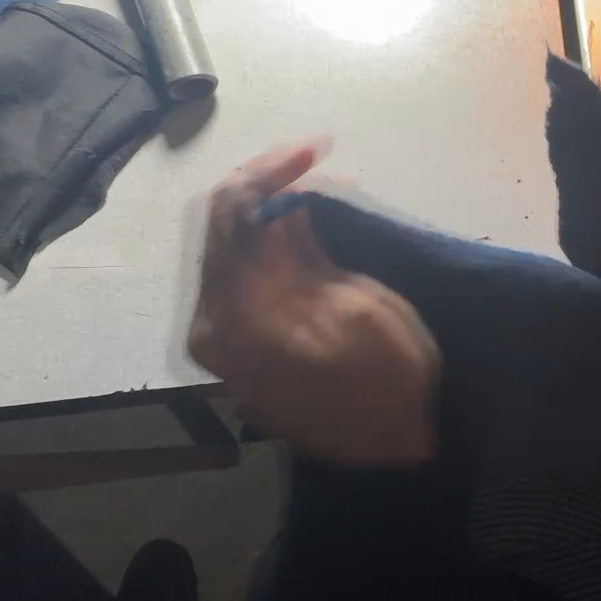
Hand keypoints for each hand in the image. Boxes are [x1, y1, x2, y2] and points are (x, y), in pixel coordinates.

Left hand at [187, 143, 439, 463]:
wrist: (388, 451)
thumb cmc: (388, 380)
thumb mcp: (361, 305)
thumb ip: (308, 251)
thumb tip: (282, 205)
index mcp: (240, 312)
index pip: (235, 212)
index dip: (274, 169)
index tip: (319, 148)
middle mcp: (212, 321)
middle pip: (220, 225)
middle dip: (265, 182)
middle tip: (312, 157)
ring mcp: (218, 335)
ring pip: (224, 245)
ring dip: (263, 208)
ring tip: (307, 183)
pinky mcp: (233, 342)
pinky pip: (235, 272)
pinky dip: (263, 241)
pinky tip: (295, 226)